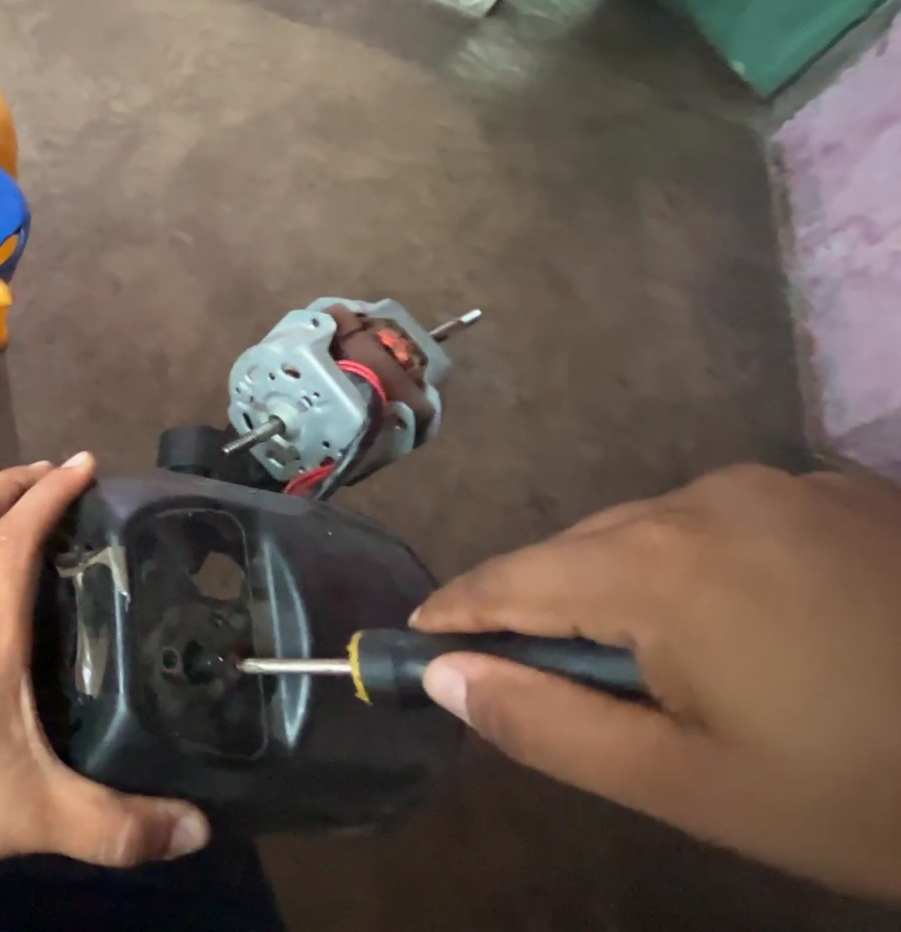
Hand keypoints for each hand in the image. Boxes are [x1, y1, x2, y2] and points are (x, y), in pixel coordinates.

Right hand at [412, 464, 900, 901]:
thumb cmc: (873, 789)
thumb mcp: (693, 785)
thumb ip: (544, 724)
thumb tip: (443, 675)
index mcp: (653, 564)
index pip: (504, 581)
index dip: (454, 613)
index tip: (420, 642)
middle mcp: (700, 498)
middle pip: (572, 551)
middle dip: (549, 610)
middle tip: (567, 681)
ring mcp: (781, 486)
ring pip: (643, 533)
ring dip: (624, 588)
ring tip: (672, 663)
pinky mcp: (845, 492)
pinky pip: (720, 524)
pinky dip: (698, 568)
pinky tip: (755, 625)